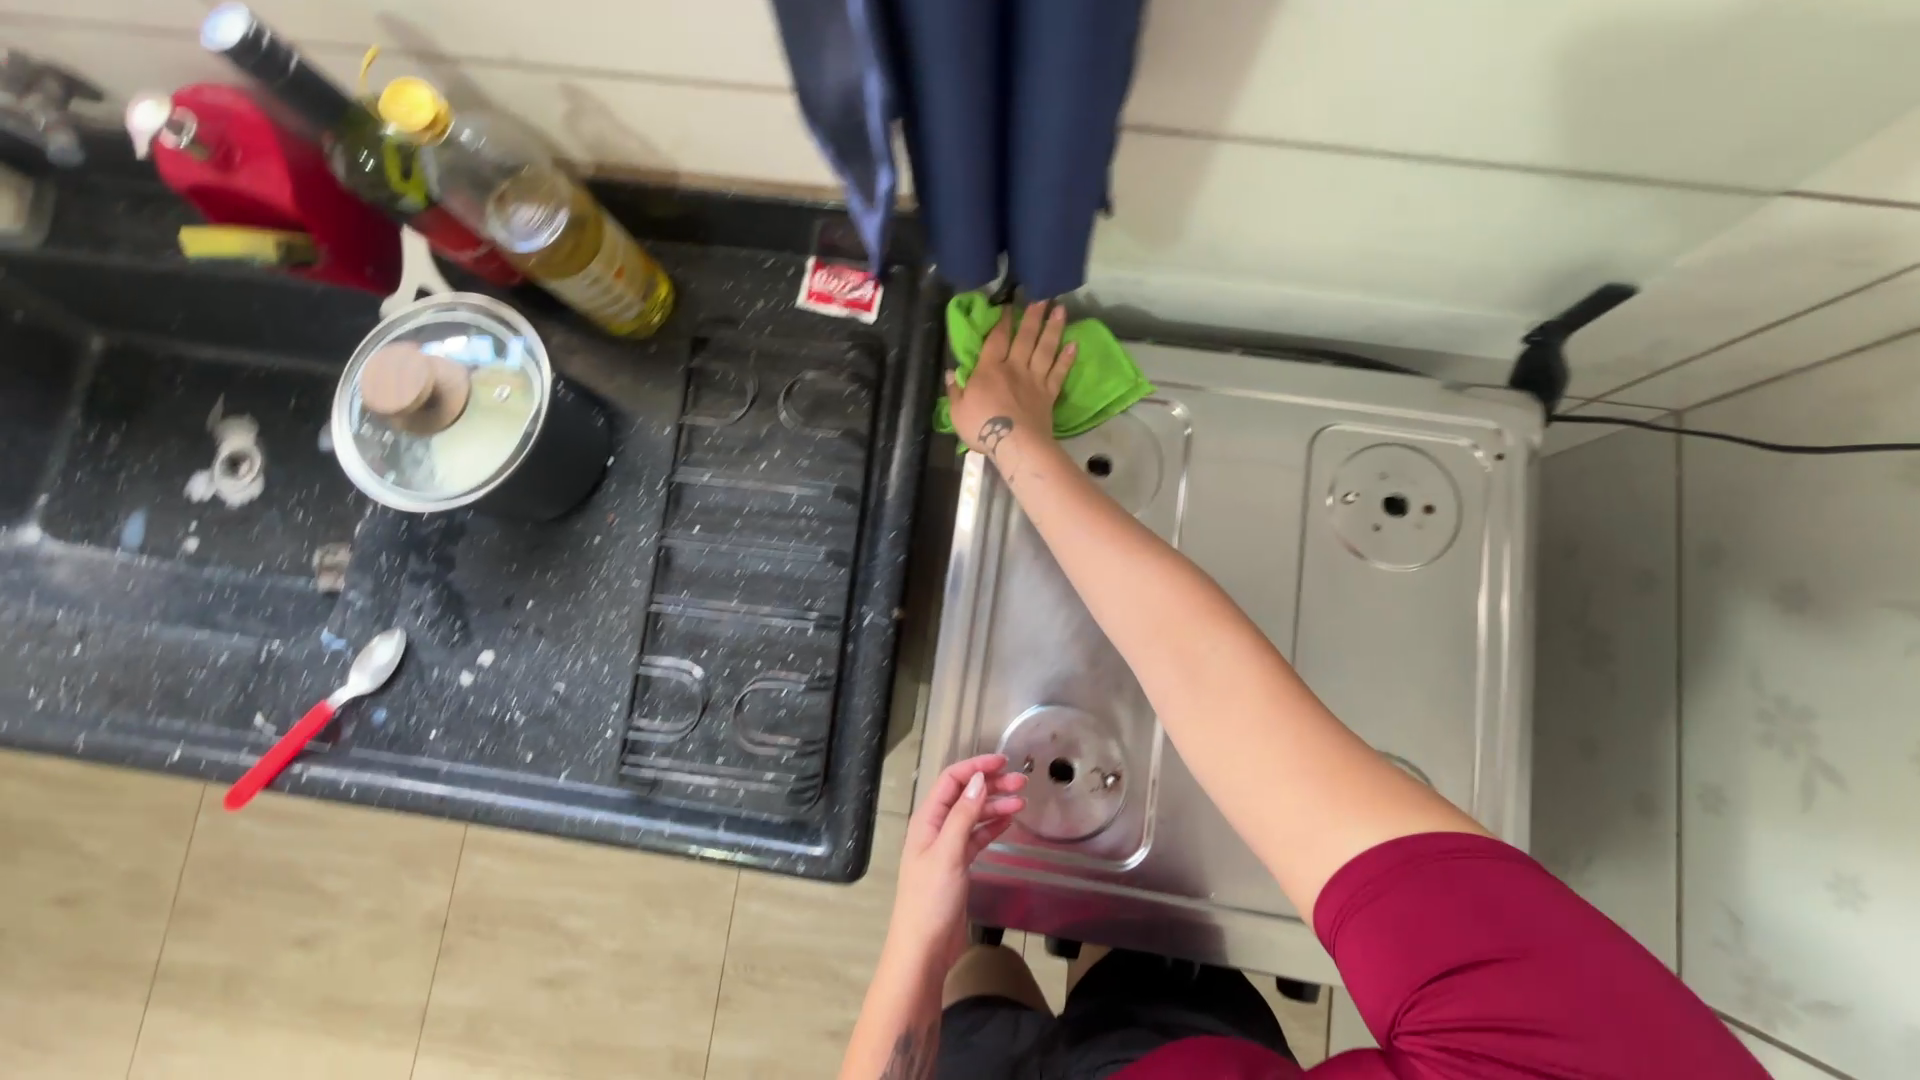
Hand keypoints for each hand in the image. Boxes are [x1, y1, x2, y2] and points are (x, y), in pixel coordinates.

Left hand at [887, 754, 1027, 968]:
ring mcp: (947, 848)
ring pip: (973, 816)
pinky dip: (992, 827)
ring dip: (995, 806)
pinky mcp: (958, 866)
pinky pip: (977, 837)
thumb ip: (963, 815)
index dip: (976, 766)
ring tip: (1022, 802)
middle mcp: (936, 829)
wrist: (924, 949)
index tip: (1003, 761)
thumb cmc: (931, 900)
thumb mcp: (948, 853)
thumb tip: (979, 779)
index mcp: (927, 820)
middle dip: (991, 785)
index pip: (951, 781)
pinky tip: (1008, 821)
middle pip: (965, 796)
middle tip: (1022, 782)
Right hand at [947, 302, 1077, 470]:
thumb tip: (951, 372)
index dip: (1003, 321)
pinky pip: (1059, 372)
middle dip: (1033, 316)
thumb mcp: (957, 411)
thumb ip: (955, 390)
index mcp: (989, 369)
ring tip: (1060, 310)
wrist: (1015, 443)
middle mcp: (1014, 368)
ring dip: (1053, 328)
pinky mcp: (1049, 394)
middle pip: (1025, 337)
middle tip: (1042, 297)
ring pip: (1045, 349)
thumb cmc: (982, 427)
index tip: (1010, 306)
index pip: (997, 339)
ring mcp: (1034, 380)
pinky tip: (1074, 344)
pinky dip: (1067, 358)